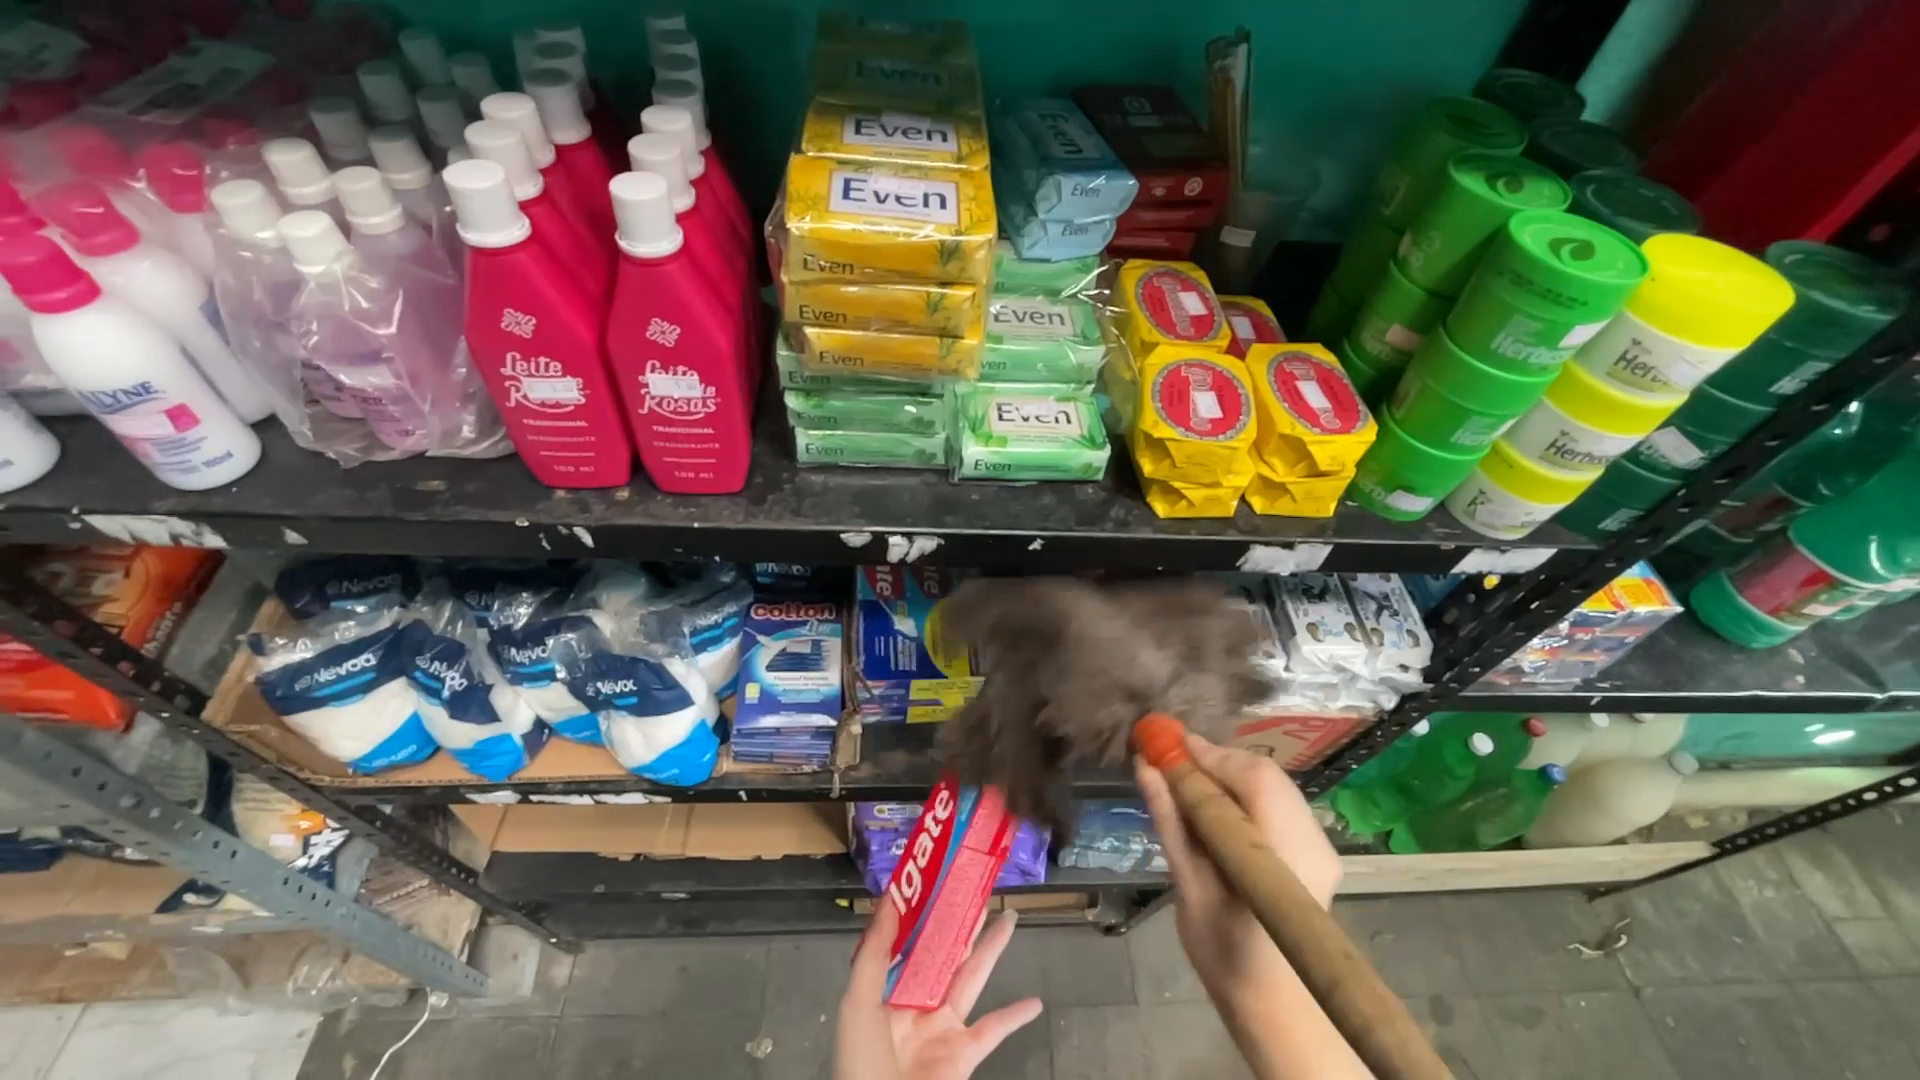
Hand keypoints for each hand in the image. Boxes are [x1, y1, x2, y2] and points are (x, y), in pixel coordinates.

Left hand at [834, 902, 1043, 1079]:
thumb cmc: (863, 1060)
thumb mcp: (858, 1003)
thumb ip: (875, 954)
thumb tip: (889, 903)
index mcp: (887, 993)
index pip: (907, 945)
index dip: (921, 916)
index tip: (936, 885)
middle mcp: (917, 1006)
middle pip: (944, 955)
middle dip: (962, 925)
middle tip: (980, 893)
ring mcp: (943, 1028)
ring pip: (972, 979)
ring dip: (991, 950)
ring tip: (1010, 919)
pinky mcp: (964, 1053)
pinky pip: (993, 1031)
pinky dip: (1015, 1017)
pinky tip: (1035, 1002)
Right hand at [1135, 734, 1341, 1004]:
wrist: (1272, 1002)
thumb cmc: (1224, 950)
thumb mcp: (1189, 884)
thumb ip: (1171, 820)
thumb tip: (1146, 766)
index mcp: (1284, 851)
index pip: (1250, 777)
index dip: (1205, 753)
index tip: (1164, 739)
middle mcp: (1312, 838)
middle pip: (1263, 775)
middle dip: (1214, 760)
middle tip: (1169, 757)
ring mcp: (1320, 844)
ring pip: (1271, 786)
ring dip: (1226, 775)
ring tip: (1184, 776)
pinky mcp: (1315, 850)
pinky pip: (1277, 804)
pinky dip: (1242, 793)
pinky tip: (1213, 800)